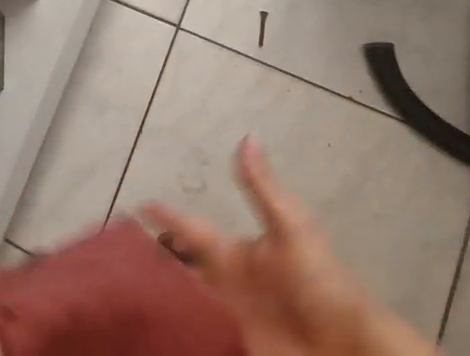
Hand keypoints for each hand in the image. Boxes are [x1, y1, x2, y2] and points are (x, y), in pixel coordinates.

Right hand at [141, 138, 437, 355]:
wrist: (347, 348)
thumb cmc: (320, 283)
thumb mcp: (292, 229)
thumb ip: (263, 188)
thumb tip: (248, 135)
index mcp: (234, 254)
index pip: (190, 229)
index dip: (166, 215)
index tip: (139, 203)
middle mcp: (226, 282)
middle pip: (181, 265)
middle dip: (155, 254)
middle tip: (122, 246)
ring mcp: (228, 314)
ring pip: (184, 296)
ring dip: (161, 289)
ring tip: (127, 284)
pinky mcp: (232, 341)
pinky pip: (196, 329)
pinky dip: (175, 324)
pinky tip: (153, 322)